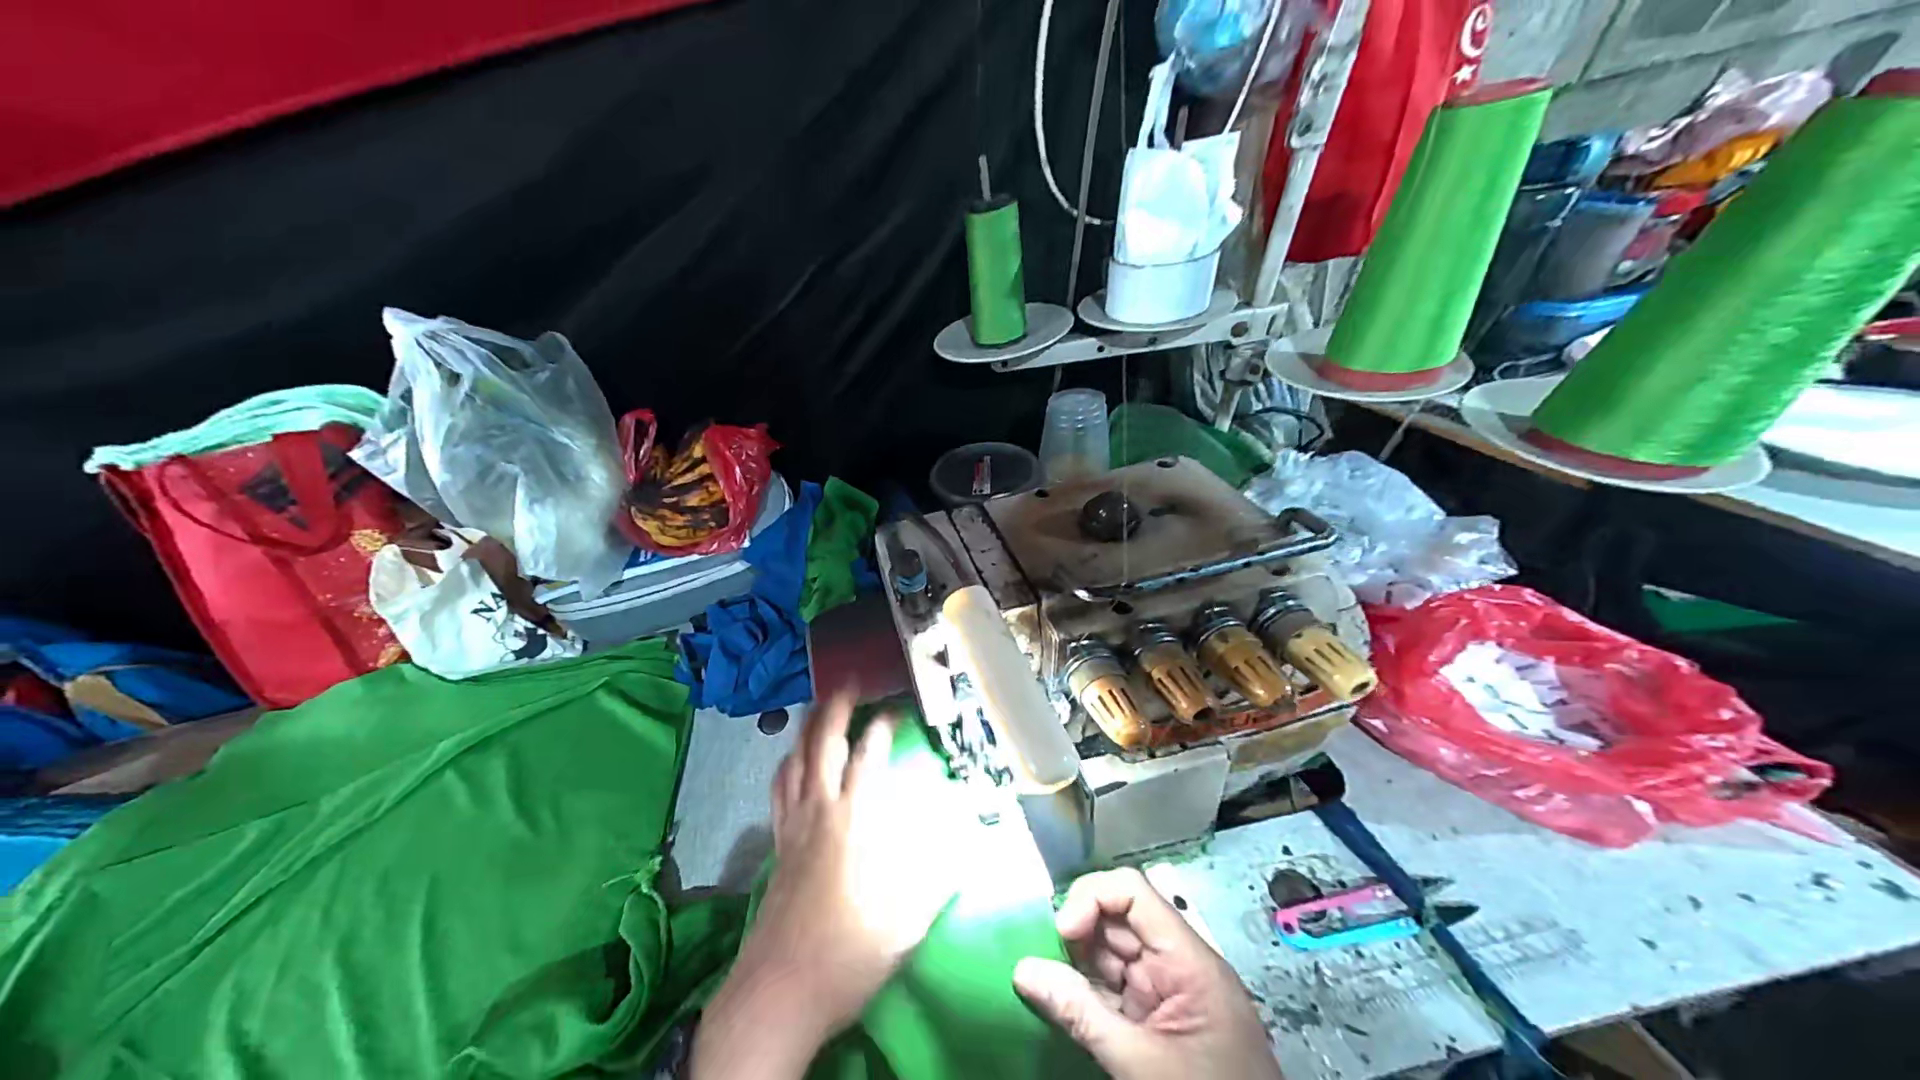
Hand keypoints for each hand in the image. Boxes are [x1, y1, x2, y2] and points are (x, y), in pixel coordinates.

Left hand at [691, 694, 954, 1077]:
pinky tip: (792, 763)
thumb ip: (940, 875)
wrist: (780, 992)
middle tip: (849, 683)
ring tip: (819, 710)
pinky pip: (778, 790)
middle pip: (821, 744)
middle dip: (835, 708)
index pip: (867, 756)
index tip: (895, 712)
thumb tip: (968, 839)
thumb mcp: (908, 919)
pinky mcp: (776, 846)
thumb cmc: (848, 952)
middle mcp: (818, 812)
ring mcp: (791, 827)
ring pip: (794, 761)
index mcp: (853, 821)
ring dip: (807, 729)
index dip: (882, 727)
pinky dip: (787, 765)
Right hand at [1013, 868, 1281, 1079]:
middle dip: (1078, 933)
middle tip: (1046, 962)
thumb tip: (1023, 970)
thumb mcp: (1139, 1062)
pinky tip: (1068, 1004)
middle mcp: (1179, 963)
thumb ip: (1080, 1013)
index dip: (1091, 899)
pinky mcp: (1162, 1020)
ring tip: (1051, 985)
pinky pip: (1118, 987)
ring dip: (1079, 963)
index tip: (1062, 934)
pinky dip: (1090, 991)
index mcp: (1187, 959)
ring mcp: (1171, 992)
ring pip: (1114, 953)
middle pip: (1119, 918)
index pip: (1133, 892)